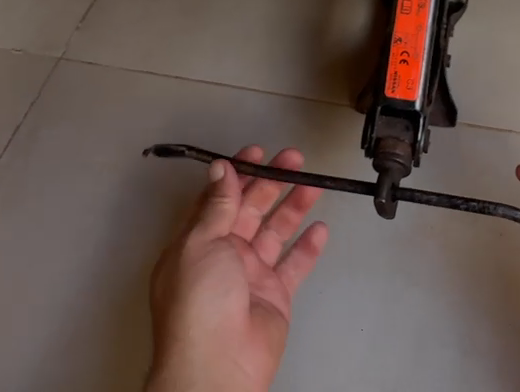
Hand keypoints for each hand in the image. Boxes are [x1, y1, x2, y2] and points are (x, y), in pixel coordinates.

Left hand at [146, 146, 329, 391]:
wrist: (218, 367)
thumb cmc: (200, 303)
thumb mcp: (201, 245)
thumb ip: (217, 206)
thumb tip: (220, 169)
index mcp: (198, 242)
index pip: (219, 198)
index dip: (238, 173)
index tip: (258, 152)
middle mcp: (223, 255)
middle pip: (251, 209)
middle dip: (272, 182)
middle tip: (295, 159)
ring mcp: (250, 276)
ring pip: (275, 231)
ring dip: (294, 206)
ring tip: (314, 184)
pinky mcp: (275, 296)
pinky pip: (294, 264)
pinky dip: (308, 247)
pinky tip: (321, 229)